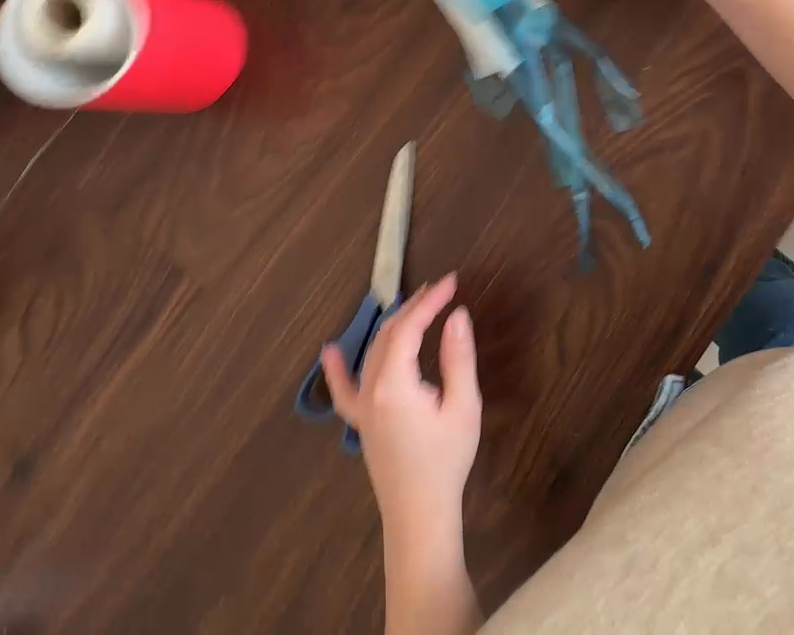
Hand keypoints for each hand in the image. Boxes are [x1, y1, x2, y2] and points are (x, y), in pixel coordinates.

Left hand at [322, 273, 479, 540]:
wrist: (419, 511)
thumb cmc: (447, 458)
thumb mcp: (463, 405)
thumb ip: (458, 358)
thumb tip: (456, 316)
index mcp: (394, 384)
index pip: (409, 328)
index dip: (430, 301)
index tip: (452, 282)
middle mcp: (370, 390)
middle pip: (389, 335)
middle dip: (414, 307)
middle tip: (442, 289)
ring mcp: (361, 407)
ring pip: (372, 353)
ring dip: (393, 325)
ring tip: (415, 305)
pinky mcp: (361, 422)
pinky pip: (344, 389)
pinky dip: (338, 368)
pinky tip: (331, 350)